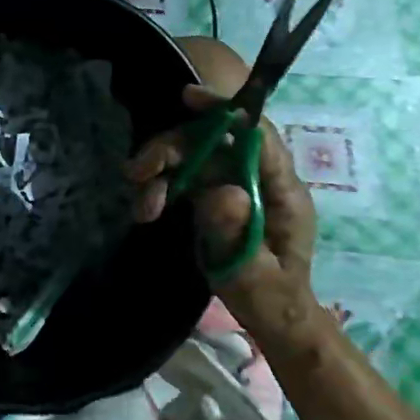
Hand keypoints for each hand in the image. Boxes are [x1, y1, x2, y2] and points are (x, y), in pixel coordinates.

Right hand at [125, 85, 321, 347]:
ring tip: (142, 206)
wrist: (273, 322)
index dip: (223, 110)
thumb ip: (238, 236)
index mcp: (282, 188)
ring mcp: (235, 185)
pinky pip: (185, 179)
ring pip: (194, 158)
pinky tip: (146, 210)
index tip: (187, 97)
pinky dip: (162, 188)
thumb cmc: (273, 301)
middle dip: (173, 148)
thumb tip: (221, 193)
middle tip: (138, 171)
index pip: (256, 134)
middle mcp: (257, 177)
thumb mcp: (257, 278)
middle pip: (213, 142)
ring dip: (161, 171)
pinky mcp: (216, 197)